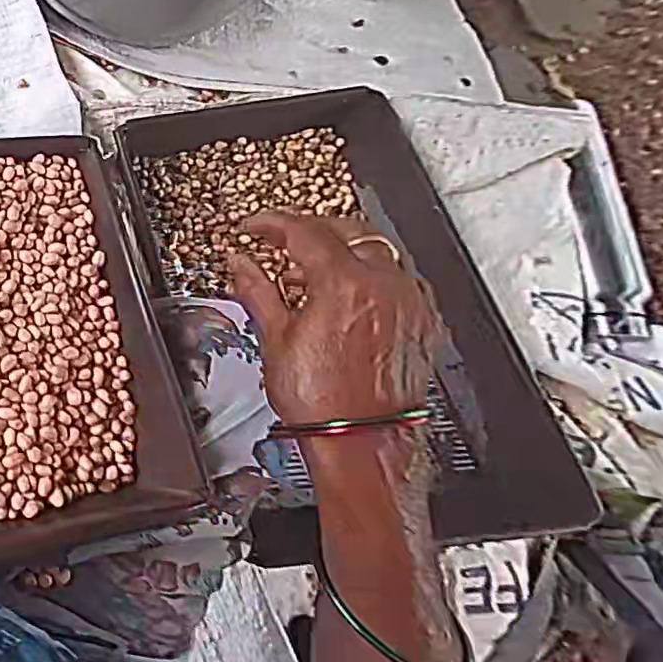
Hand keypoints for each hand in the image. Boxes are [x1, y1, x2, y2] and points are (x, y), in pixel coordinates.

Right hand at [227, 212, 443, 427]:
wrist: (360, 438)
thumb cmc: (320, 397)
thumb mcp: (273, 335)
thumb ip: (257, 289)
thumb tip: (241, 263)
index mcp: (345, 284)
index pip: (305, 231)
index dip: (272, 223)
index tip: (253, 226)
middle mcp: (386, 286)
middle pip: (348, 230)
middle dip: (308, 227)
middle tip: (278, 236)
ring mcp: (409, 302)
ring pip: (375, 250)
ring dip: (337, 249)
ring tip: (303, 270)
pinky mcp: (421, 321)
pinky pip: (394, 277)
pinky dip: (364, 272)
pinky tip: (339, 291)